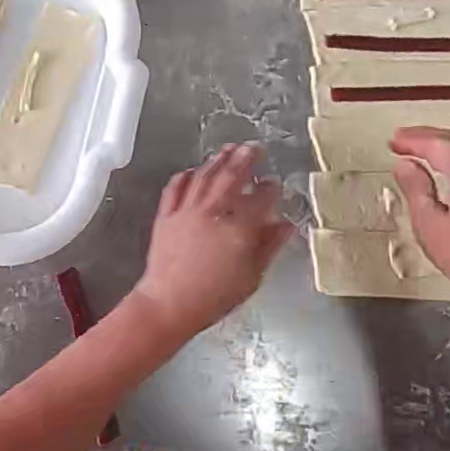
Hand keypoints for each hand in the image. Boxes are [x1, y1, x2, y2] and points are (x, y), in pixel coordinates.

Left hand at [129, 143, 294, 338]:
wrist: (169, 303)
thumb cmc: (214, 297)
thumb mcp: (252, 276)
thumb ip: (268, 246)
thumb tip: (284, 225)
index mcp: (239, 228)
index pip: (260, 199)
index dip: (270, 188)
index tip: (275, 183)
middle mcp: (212, 213)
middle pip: (230, 178)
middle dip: (244, 160)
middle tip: (253, 147)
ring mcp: (185, 213)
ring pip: (202, 178)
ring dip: (216, 161)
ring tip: (226, 150)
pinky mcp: (165, 218)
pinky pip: (174, 190)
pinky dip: (183, 177)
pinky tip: (189, 170)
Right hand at [388, 126, 449, 307]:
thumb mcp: (428, 221)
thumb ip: (416, 188)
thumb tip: (405, 165)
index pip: (442, 145)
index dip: (415, 140)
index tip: (393, 140)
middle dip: (430, 137)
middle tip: (401, 140)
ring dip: (445, 145)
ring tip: (417, 149)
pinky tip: (444, 164)